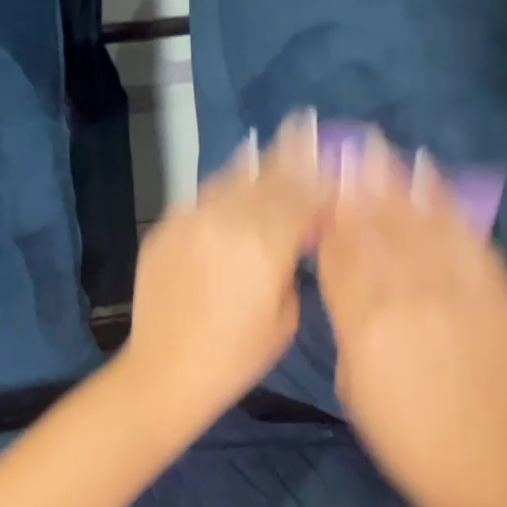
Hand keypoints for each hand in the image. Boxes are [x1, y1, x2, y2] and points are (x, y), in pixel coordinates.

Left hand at [122, 110, 332, 409]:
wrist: (164, 373)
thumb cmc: (235, 357)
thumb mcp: (285, 315)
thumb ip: (295, 264)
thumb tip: (298, 236)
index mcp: (266, 240)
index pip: (307, 191)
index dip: (327, 177)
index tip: (342, 166)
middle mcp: (227, 217)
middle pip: (270, 173)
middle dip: (294, 158)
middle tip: (310, 133)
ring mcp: (190, 219)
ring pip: (232, 178)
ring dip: (256, 169)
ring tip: (272, 157)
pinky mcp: (164, 230)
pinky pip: (201, 199)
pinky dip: (223, 194)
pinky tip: (233, 197)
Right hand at [315, 133, 506, 506]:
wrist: (471, 453)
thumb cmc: (394, 425)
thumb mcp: (351, 374)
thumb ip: (346, 316)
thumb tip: (339, 269)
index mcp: (367, 320)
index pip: (342, 252)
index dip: (329, 214)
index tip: (315, 181)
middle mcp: (413, 294)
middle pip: (381, 227)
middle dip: (361, 184)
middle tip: (345, 145)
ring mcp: (459, 289)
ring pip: (423, 223)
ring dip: (399, 182)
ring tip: (382, 149)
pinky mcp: (494, 291)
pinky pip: (466, 237)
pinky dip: (446, 205)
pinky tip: (430, 181)